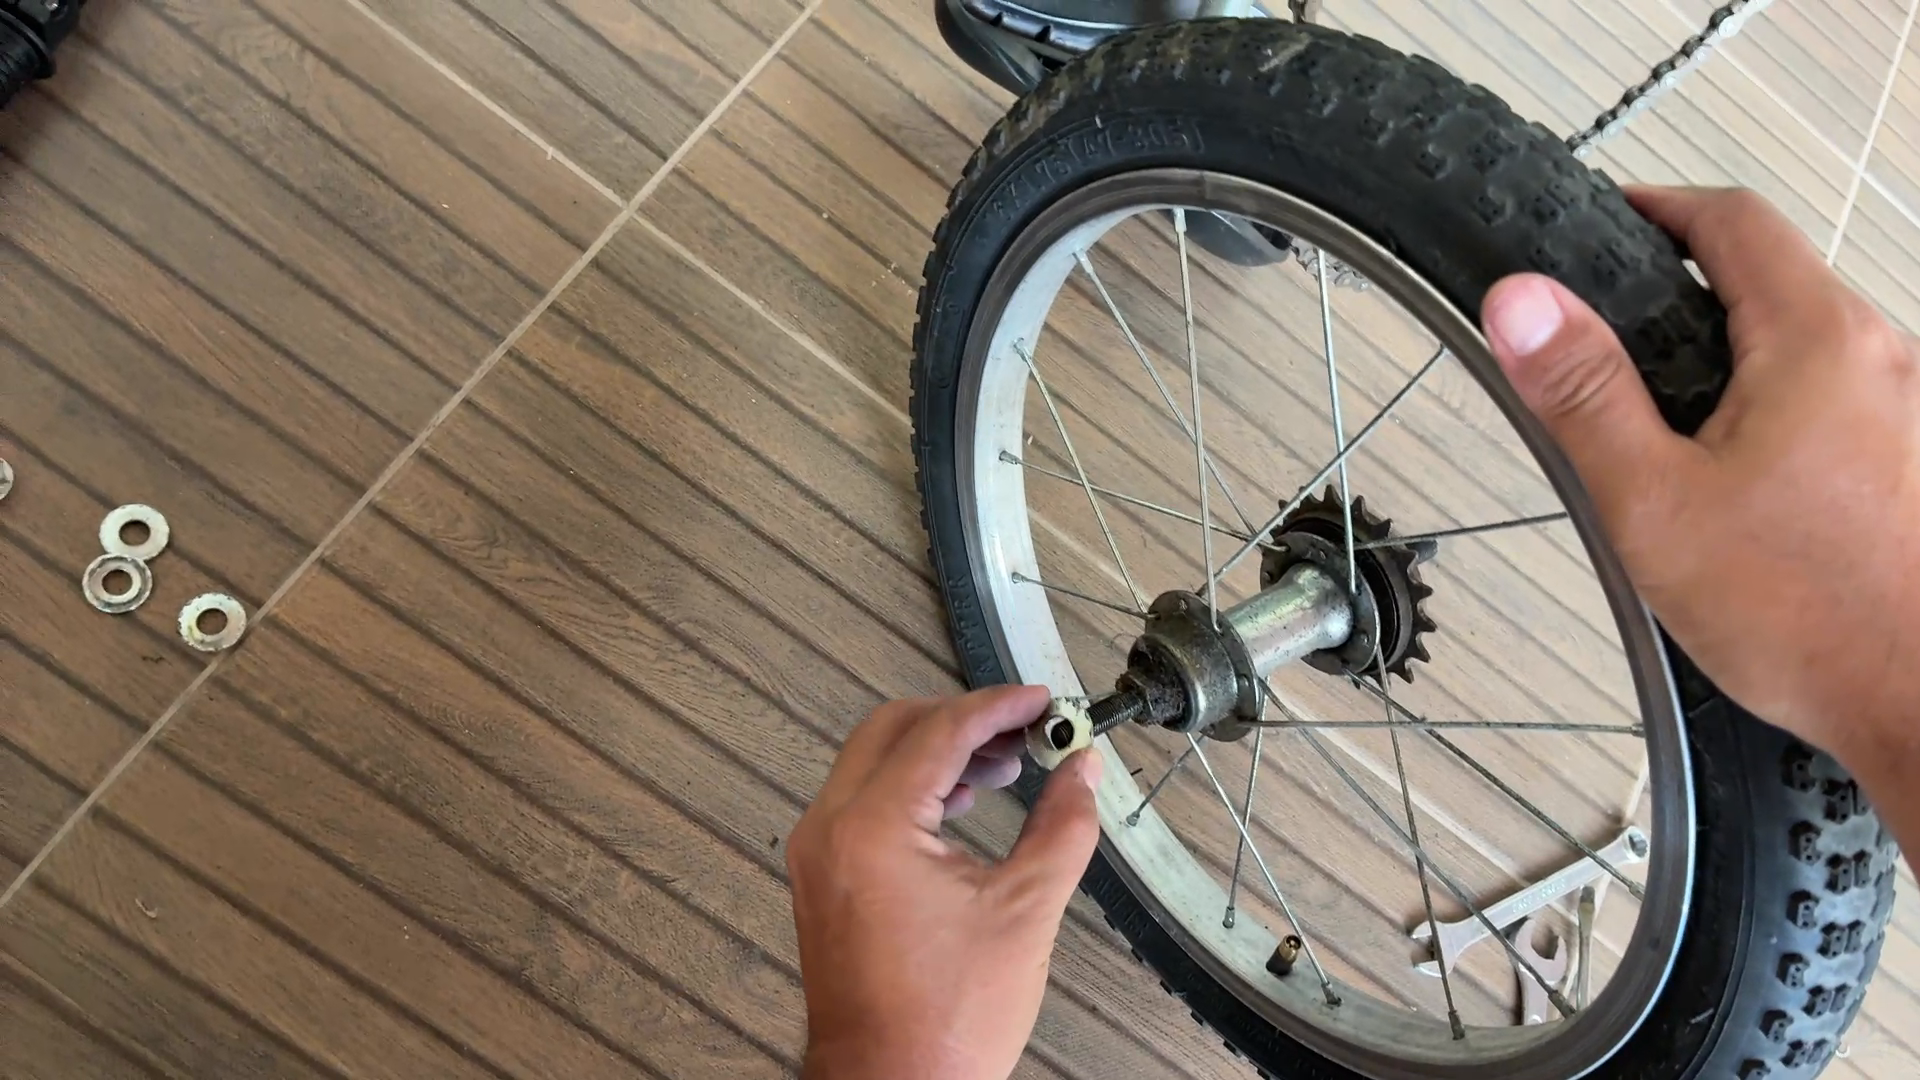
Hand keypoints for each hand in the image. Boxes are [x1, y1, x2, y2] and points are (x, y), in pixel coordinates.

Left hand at [787, 686, 1103, 1079]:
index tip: (1039, 700)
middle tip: (1022, 730)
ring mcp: (818, 845)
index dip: (997, 706)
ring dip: (938, 746)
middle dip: (963, 718)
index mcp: (874, 827)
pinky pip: (864, 791)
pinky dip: (912, 779)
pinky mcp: (822, 866)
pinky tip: (962, 799)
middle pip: (896, 726)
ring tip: (1002, 765)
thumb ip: (1063, 826)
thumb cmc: (949, 1018)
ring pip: (876, 753)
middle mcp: (831, 823)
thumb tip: (1083, 769)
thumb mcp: (1025, 911)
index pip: (940, 731)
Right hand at [1479, 186, 1919, 767]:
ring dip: (1707, 346)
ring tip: (1628, 405)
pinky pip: (1813, 395)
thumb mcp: (1650, 494)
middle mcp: (1881, 359)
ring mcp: (1900, 411)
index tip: (1593, 217)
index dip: (1654, 208)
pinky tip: (1702, 463)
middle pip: (1765, 280)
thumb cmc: (1798, 606)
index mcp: (1816, 345)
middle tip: (1586, 326)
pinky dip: (1742, 396)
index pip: (1732, 226)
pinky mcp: (1899, 463)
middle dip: (1670, 286)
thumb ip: (1582, 392)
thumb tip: (1519, 300)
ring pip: (1790, 342)